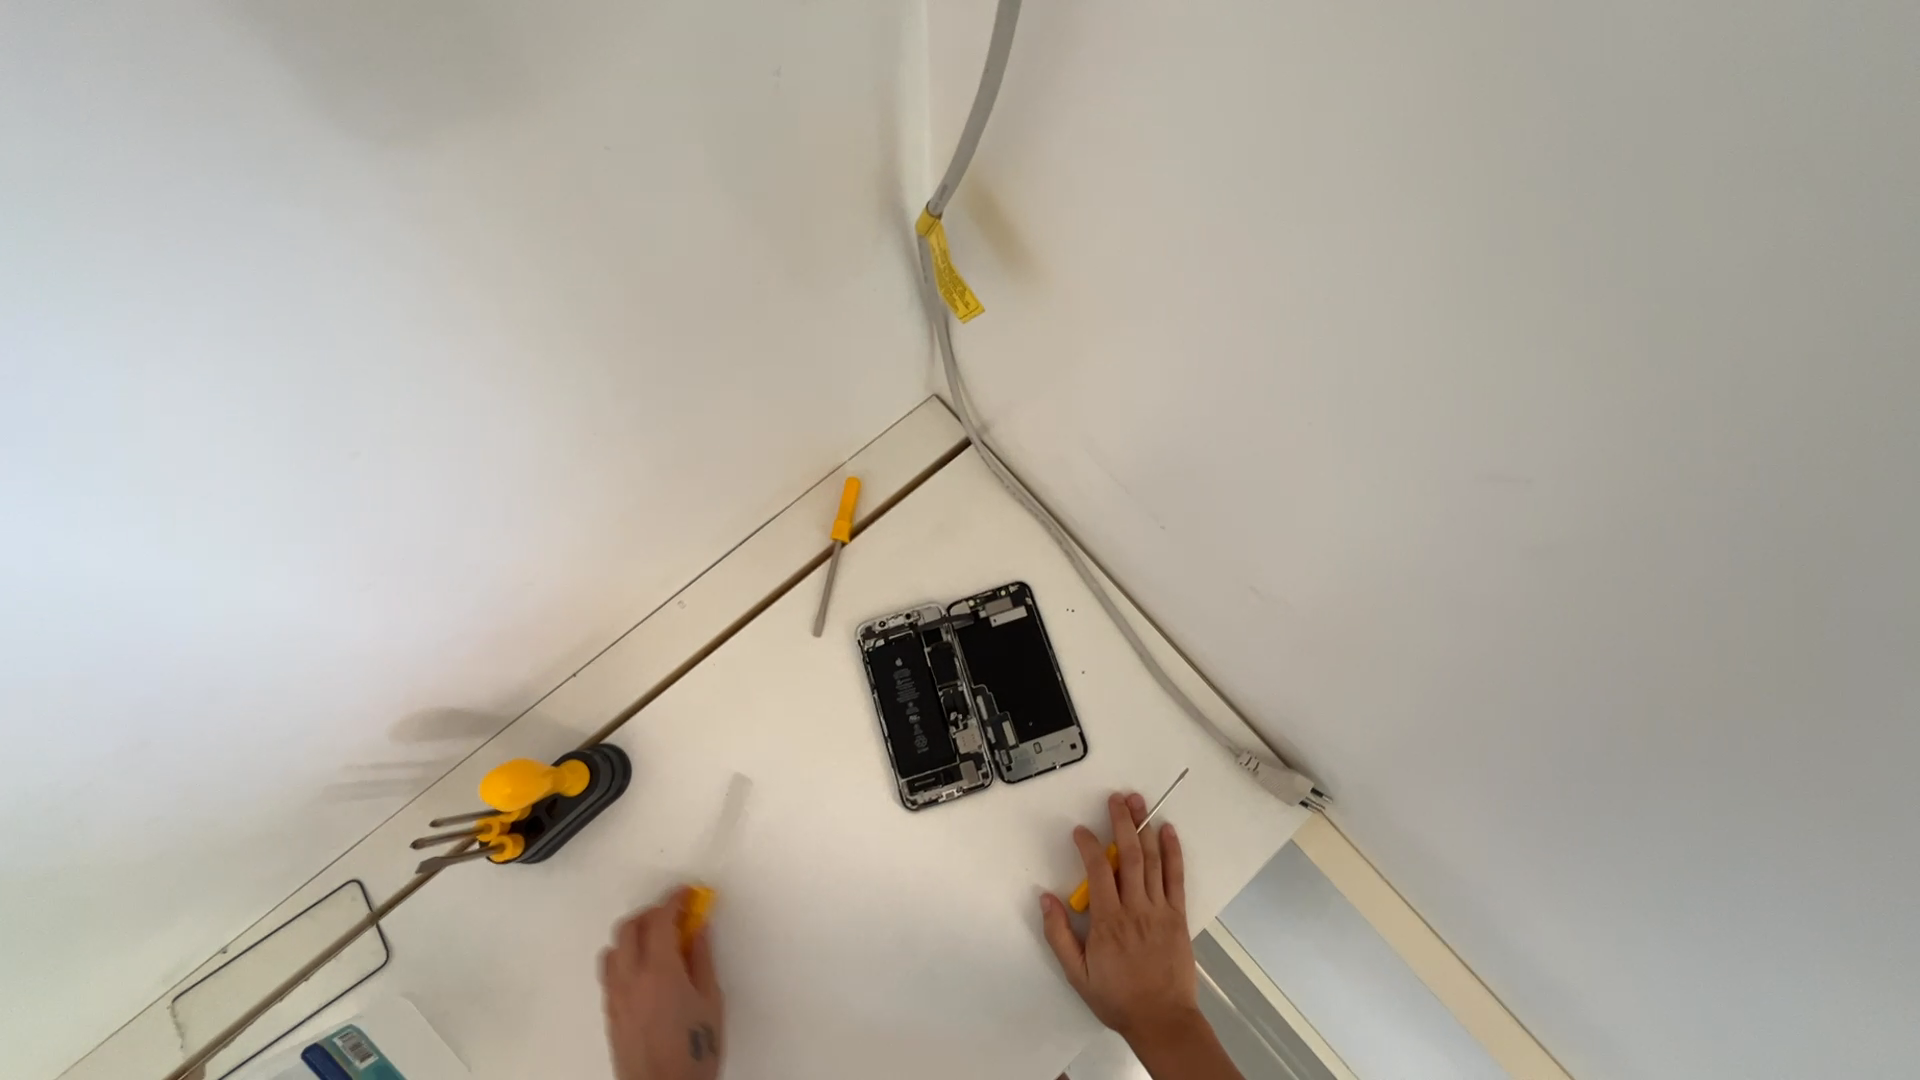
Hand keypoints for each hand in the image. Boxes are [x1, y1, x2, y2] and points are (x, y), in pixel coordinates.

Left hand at [600, 887, 725, 1079]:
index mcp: (659, 971)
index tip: (689, 893)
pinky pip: (610, 971)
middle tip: (676, 916)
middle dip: (652, 913)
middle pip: (630, 927)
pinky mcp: (609, 1014)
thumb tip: (698, 928)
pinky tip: (646, 969)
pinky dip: (625, 956)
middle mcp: (630, 978)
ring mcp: (615, 996)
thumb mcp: (711, 1000)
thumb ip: (702, 959)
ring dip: (635, 934)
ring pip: (614, 948)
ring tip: (658, 941)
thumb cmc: (696, 1048)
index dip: (674, 900)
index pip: (660, 920)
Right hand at [1041, 793, 1201, 1045]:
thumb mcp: (1077, 974)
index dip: (1089, 845)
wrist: (1162, 1020)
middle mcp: (1135, 908)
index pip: (1098, 871)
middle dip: (1122, 823)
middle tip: (1116, 798)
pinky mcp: (1178, 916)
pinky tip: (1168, 831)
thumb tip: (1045, 899)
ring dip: (1145, 828)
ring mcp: (1159, 910)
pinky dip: (1173, 852)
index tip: (1080, 831)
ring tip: (1139, 803)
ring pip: (1153, 861)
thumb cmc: (1117, 998)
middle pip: (1129, 856)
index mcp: (1108, 921)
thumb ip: (1059, 935)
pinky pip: (1176, 878)